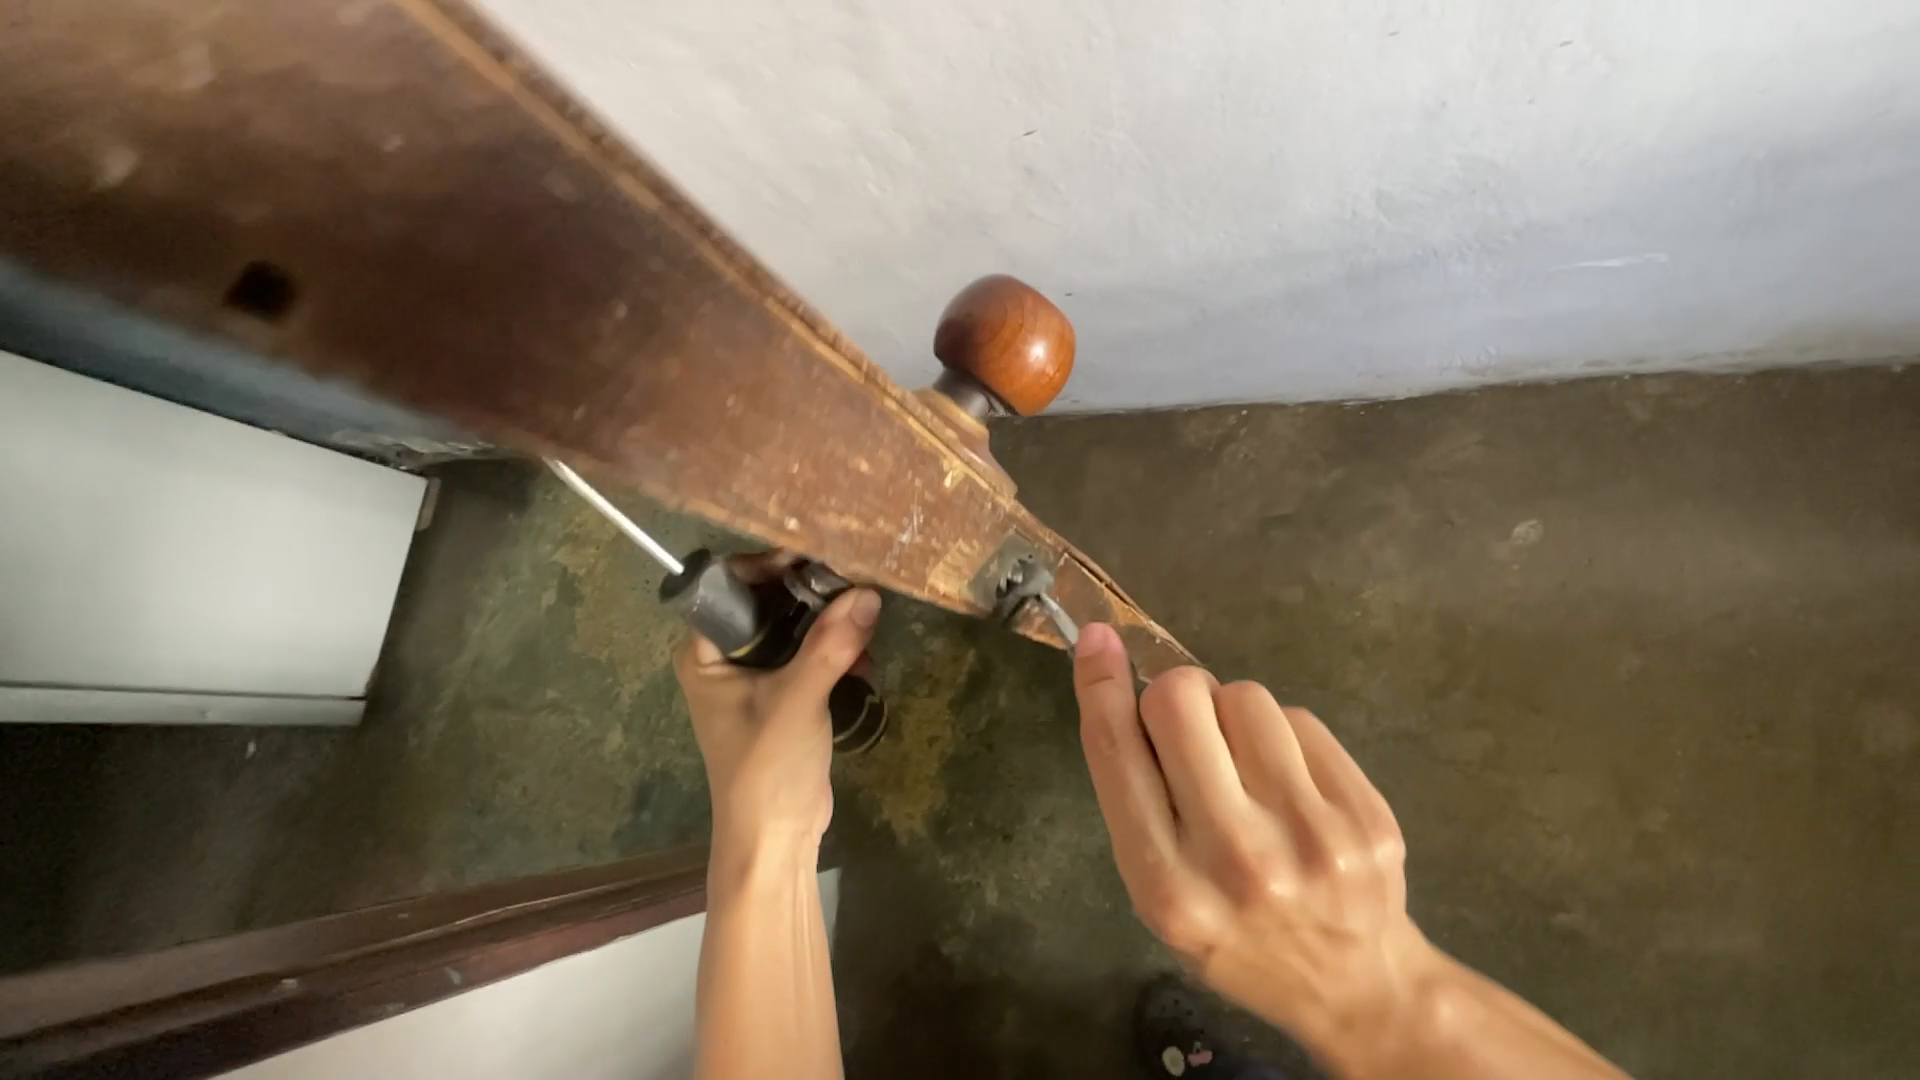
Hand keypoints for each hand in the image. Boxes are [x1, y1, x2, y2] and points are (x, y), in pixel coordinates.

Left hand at [673, 554, 880, 849]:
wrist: (777, 837)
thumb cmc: (767, 767)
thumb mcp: (797, 700)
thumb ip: (830, 645)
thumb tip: (868, 593)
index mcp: (705, 652)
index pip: (728, 585)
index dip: (767, 566)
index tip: (813, 560)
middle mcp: (726, 657)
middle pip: (769, 602)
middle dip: (811, 595)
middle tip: (853, 586)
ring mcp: (757, 676)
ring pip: (795, 627)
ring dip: (831, 625)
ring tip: (866, 628)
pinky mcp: (786, 694)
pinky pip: (811, 654)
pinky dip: (837, 652)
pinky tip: (865, 662)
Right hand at [1072, 622, 1440, 1040]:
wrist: (1355, 986)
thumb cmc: (1232, 932)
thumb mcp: (1155, 887)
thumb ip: (1134, 793)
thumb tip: (1115, 682)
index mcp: (1165, 883)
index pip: (1117, 752)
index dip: (1100, 684)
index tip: (1097, 638)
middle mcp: (1236, 856)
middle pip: (1180, 700)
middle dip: (1176, 695)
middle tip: (1190, 729)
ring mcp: (1311, 834)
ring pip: (1245, 696)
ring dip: (1231, 714)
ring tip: (1245, 765)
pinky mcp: (1367, 814)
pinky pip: (1299, 717)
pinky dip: (1282, 735)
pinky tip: (1290, 783)